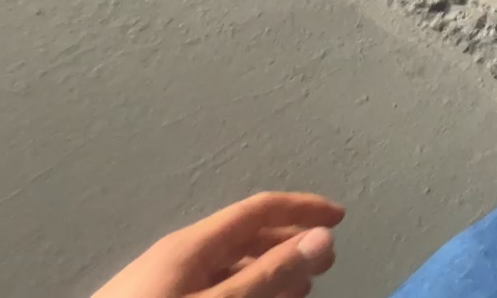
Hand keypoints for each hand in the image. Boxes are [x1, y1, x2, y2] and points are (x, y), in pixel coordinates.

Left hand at [91, 192, 342, 297]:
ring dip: (268, 275)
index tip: (340, 220)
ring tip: (295, 295)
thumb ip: (268, 274)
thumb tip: (324, 236)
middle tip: (322, 267)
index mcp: (189, 245)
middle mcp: (174, 258)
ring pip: (228, 267)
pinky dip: (242, 294)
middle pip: (246, 236)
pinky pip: (208, 290)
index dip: (305, 208)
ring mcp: (156, 287)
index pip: (261, 207)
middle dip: (290, 246)